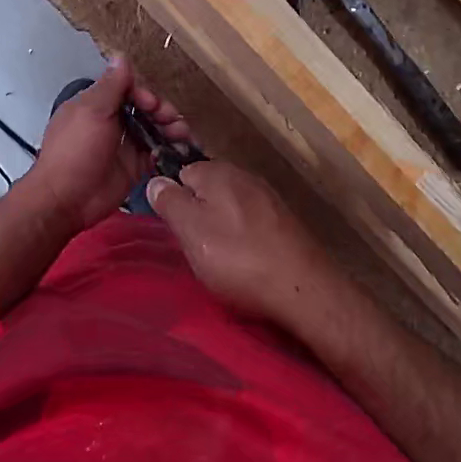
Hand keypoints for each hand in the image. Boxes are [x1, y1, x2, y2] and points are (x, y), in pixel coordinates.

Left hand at [21, 57, 191, 232]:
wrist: (65, 200)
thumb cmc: (75, 151)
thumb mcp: (91, 111)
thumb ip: (111, 85)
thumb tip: (121, 56)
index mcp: (97, 104)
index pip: (128, 89)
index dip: (144, 93)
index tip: (152, 104)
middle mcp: (112, 121)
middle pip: (145, 108)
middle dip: (163, 111)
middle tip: (174, 121)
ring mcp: (124, 145)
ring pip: (154, 129)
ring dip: (171, 128)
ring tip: (184, 135)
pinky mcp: (134, 166)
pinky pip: (157, 152)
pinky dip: (171, 148)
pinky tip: (184, 149)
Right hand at [146, 161, 341, 328]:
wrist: (304, 289)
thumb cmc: (238, 259)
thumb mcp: (191, 231)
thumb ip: (170, 202)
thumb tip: (155, 181)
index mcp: (218, 171)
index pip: (181, 172)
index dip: (174, 199)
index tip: (174, 228)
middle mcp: (244, 176)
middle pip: (207, 190)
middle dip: (198, 215)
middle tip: (196, 248)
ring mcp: (268, 198)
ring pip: (229, 208)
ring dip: (222, 229)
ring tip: (220, 261)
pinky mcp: (283, 222)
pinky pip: (251, 223)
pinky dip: (244, 240)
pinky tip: (246, 263)